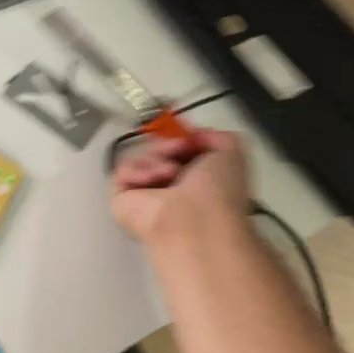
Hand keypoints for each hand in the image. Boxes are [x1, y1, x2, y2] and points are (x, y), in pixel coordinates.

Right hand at [110, 129, 249, 242]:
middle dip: (167, 145)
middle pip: (156, 152)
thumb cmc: (217, 190)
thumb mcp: (232, 152)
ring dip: (155, 158)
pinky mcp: (121, 200)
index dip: (182, 139)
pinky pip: (122, 172)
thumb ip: (215, 136)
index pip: (180, 152)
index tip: (186, 136)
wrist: (193, 219)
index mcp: (197, 182)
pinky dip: (137, 171)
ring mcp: (145, 196)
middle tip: (178, 149)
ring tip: (169, 172)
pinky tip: (152, 180)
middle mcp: (171, 189)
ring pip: (139, 159)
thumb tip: (190, 133)